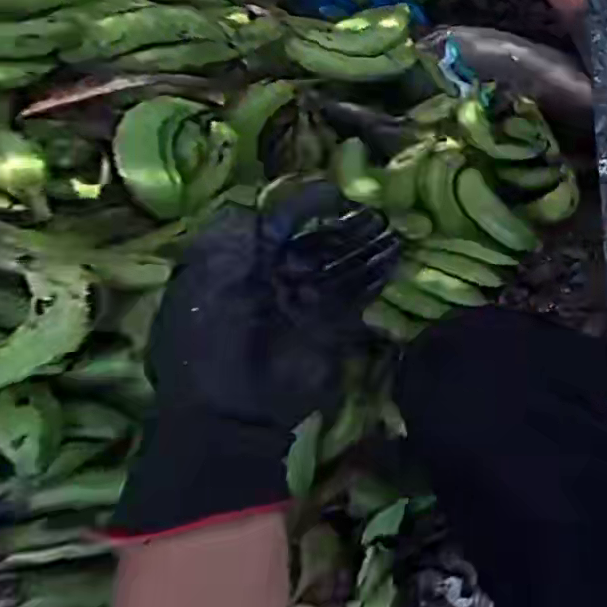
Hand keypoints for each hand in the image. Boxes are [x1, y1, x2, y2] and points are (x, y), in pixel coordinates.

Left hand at [109, 185, 398, 537]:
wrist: (234, 414)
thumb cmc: (212, 348)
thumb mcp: (208, 288)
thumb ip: (230, 243)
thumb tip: (255, 200)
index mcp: (239, 267)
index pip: (277, 224)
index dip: (306, 205)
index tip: (339, 193)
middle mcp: (276, 278)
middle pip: (319, 241)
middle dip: (349, 224)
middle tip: (381, 208)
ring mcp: (309, 301)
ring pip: (345, 262)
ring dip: (370, 244)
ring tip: (397, 227)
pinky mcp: (336, 322)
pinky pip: (362, 289)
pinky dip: (379, 273)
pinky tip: (398, 257)